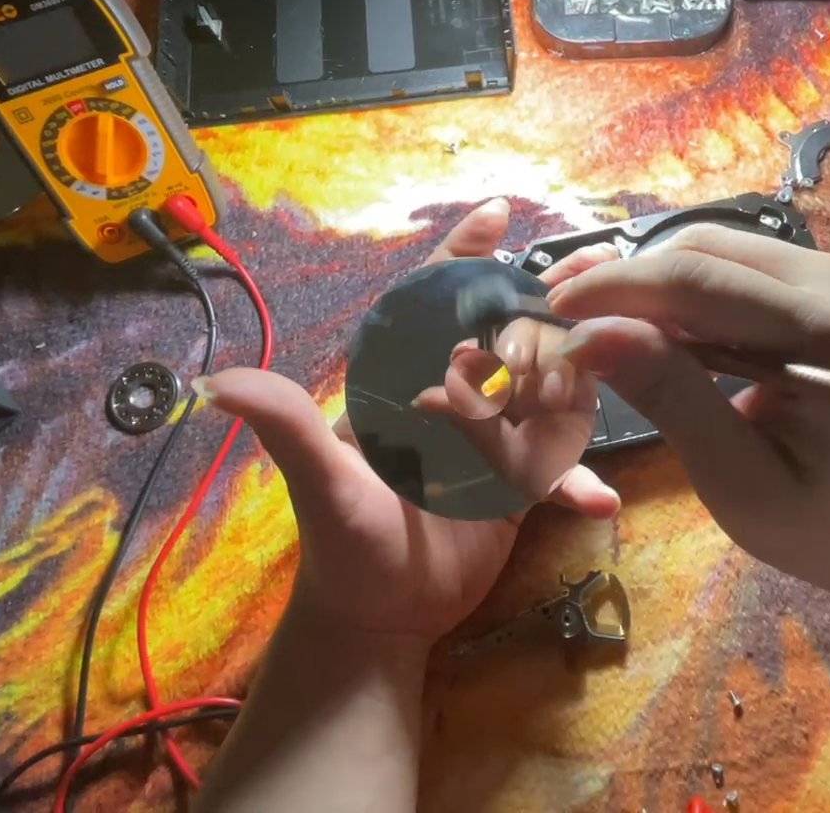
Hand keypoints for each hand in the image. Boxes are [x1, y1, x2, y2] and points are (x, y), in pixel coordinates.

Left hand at [195, 198, 618, 646]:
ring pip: (543, 395)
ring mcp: (493, 440)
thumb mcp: (318, 483)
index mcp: (407, 382)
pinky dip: (576, 483)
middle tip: (582, 288)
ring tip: (613, 369)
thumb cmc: (343, 543)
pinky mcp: (519, 484)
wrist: (378, 615)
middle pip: (506, 340)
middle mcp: (455, 400)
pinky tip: (599, 501)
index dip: (462, 255)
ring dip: (575, 385)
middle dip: (543, 314)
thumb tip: (216, 383)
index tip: (496, 213)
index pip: (434, 305)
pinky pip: (557, 470)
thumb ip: (285, 425)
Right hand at [547, 224, 829, 607]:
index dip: (615, 288)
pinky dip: (694, 291)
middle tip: (565, 309)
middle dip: (629, 276)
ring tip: (602, 316)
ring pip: (726, 249)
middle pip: (712, 248)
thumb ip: (670, 397)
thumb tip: (588, 334)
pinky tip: (660, 323)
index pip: (700, 280)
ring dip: (657, 279)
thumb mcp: (740, 483)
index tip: (552, 309)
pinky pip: (750, 268)